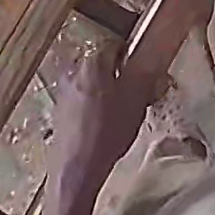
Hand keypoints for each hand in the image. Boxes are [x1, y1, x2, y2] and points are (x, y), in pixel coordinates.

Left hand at [32, 41, 151, 214]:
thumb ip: (146, 78)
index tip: (141, 67)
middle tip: (135, 92)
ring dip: (106, 90)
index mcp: (92, 63)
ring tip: (121, 112)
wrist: (76, 169)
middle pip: (101, 63)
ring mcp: (64, 92)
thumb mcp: (136, 102)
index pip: (114, 45)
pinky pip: (82, 99)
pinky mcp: (60, 111)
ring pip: (91, 81)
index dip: (130, 56)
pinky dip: (94, 105)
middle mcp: (74, 72)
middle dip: (118, 74)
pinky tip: (105, 125)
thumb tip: (154, 66)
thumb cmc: (106, 134)